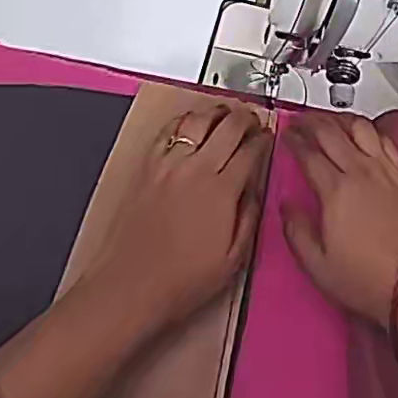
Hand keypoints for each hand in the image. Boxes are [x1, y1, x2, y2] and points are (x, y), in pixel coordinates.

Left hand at [87, 105, 272, 331]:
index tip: (267, 138)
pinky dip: (184, 119)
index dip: (263, 139)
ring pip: (199, 119)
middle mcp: (196, 169)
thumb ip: (249, 217)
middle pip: (229, 126)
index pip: (250, 150)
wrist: (130, 285)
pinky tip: (191, 122)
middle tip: (252, 120)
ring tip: (226, 113)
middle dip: (246, 118)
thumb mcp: (232, 259)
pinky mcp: (148, 166)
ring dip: (217, 112)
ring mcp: (169, 164)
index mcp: (222, 191)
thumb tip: (255, 189)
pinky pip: (169, 130)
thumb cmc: (181, 280)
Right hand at [280, 115, 397, 328]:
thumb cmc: (367, 277)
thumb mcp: (317, 263)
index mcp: (335, 191)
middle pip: (331, 132)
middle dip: (311, 122)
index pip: (309, 153)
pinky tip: (364, 132)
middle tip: (301, 121)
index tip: (287, 135)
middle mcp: (360, 173)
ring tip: (330, 119)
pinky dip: (370, 130)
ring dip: (341, 119)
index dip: (294, 140)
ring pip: (360, 128)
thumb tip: (287, 208)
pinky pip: (385, 140)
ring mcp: (383, 172)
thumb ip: (296, 230)